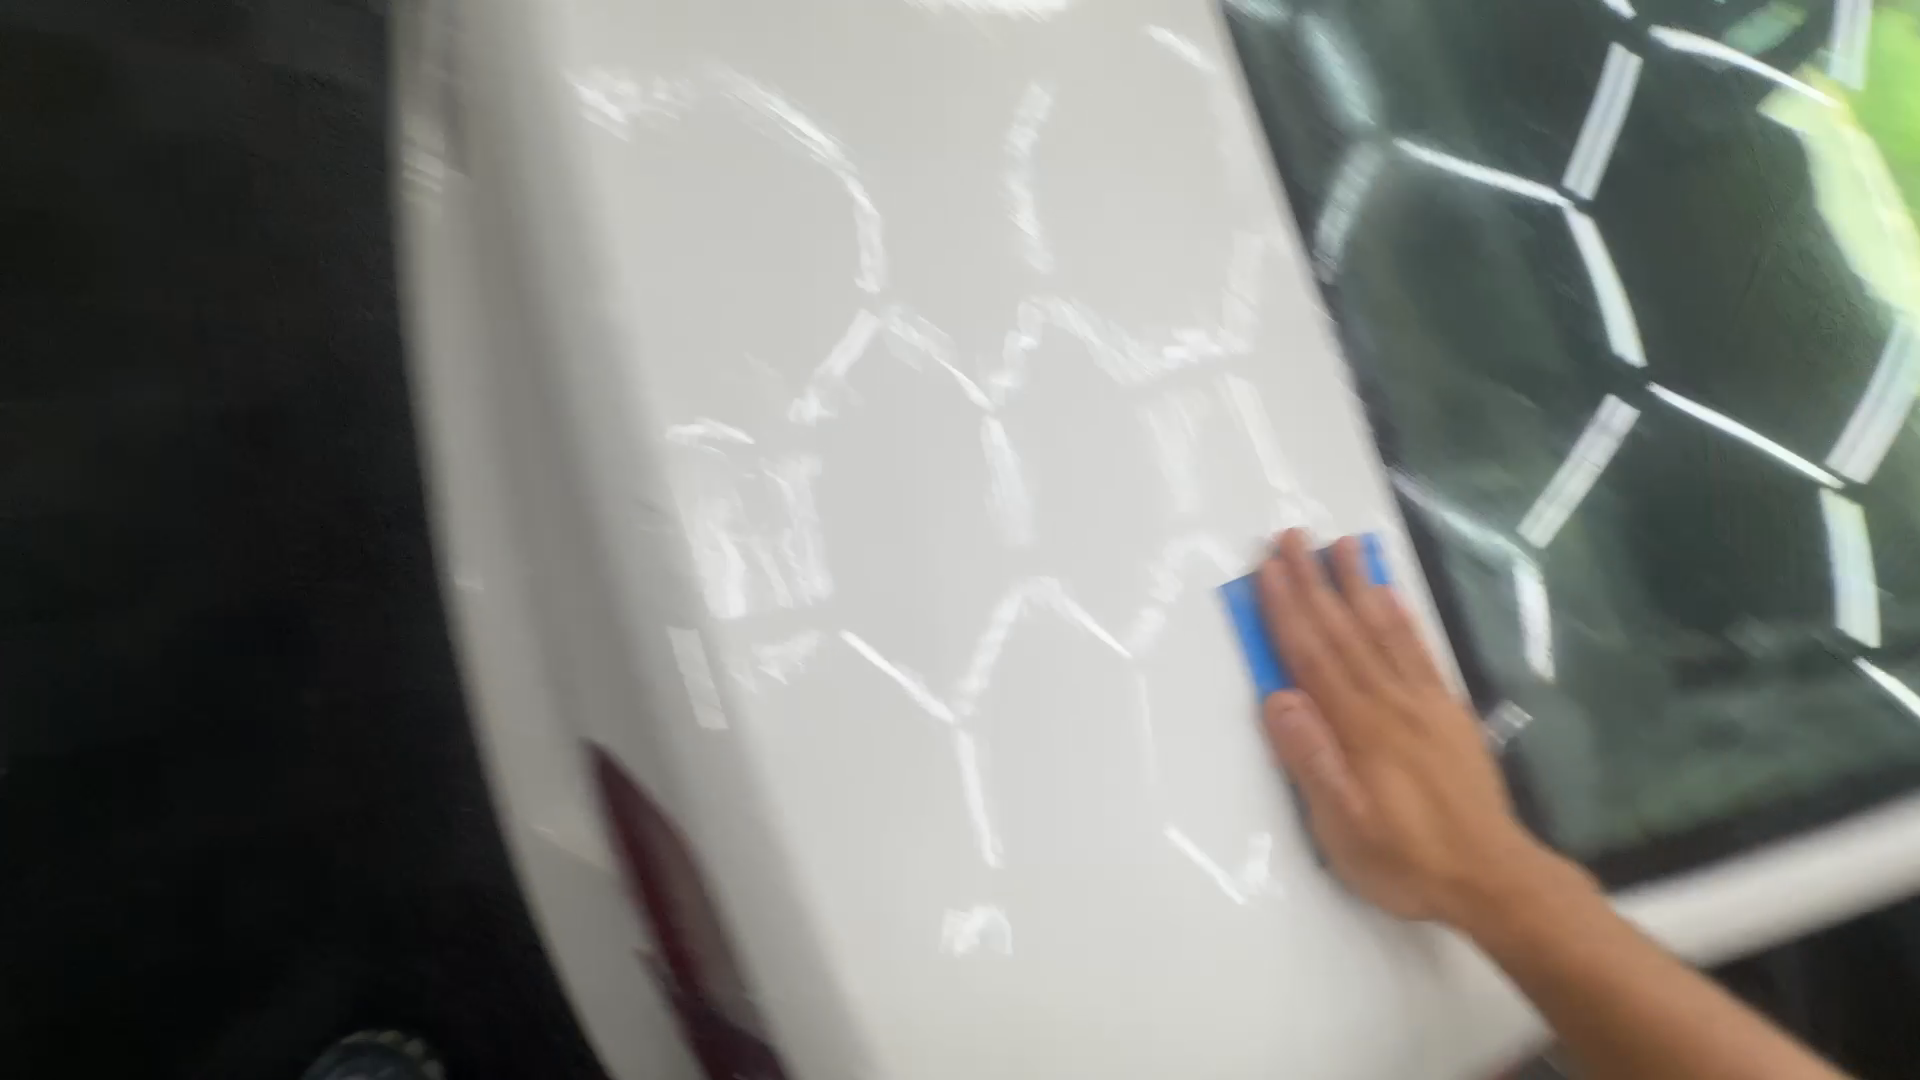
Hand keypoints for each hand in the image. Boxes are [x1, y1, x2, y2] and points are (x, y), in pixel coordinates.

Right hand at [1255, 529, 1583, 927]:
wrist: (1495, 882)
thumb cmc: (1406, 858)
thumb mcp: (1343, 827)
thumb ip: (1311, 761)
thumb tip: (1278, 698)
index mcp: (1358, 727)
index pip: (1312, 655)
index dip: (1287, 609)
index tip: (1269, 568)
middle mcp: (1389, 702)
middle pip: (1343, 630)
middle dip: (1313, 580)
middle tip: (1293, 536)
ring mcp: (1423, 703)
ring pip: (1381, 630)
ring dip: (1357, 584)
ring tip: (1342, 544)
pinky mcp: (1447, 712)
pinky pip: (1419, 652)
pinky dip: (1401, 618)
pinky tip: (1389, 595)